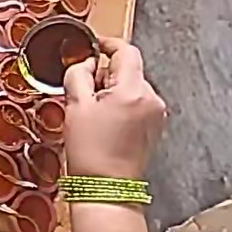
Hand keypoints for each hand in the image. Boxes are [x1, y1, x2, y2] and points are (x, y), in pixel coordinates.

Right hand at [62, 37, 166, 179]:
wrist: (105, 188)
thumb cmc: (90, 151)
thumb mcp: (75, 106)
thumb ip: (79, 74)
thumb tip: (86, 62)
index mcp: (133, 90)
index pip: (125, 51)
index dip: (106, 44)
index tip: (92, 46)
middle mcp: (151, 98)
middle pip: (128, 70)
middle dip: (105, 74)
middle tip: (82, 91)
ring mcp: (156, 114)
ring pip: (131, 87)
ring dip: (112, 91)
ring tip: (92, 113)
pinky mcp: (154, 127)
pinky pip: (136, 103)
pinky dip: (120, 105)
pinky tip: (104, 123)